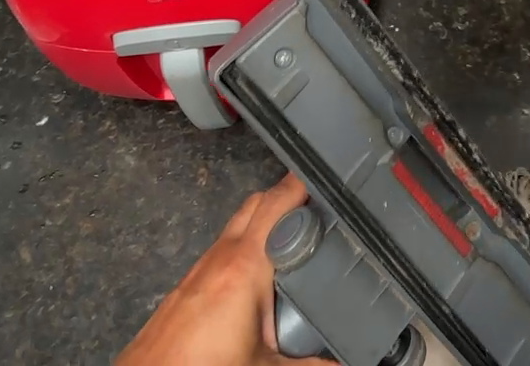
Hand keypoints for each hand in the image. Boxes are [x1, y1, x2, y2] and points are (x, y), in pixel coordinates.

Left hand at [117, 175, 336, 365]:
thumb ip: (310, 363)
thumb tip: (341, 365)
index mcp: (245, 265)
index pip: (276, 202)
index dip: (302, 184)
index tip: (328, 182)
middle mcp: (221, 256)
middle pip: (257, 203)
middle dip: (286, 198)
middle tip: (316, 210)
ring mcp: (201, 267)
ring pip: (237, 225)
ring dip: (264, 223)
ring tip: (293, 243)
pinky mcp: (187, 285)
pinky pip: (222, 249)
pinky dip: (244, 248)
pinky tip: (257, 279)